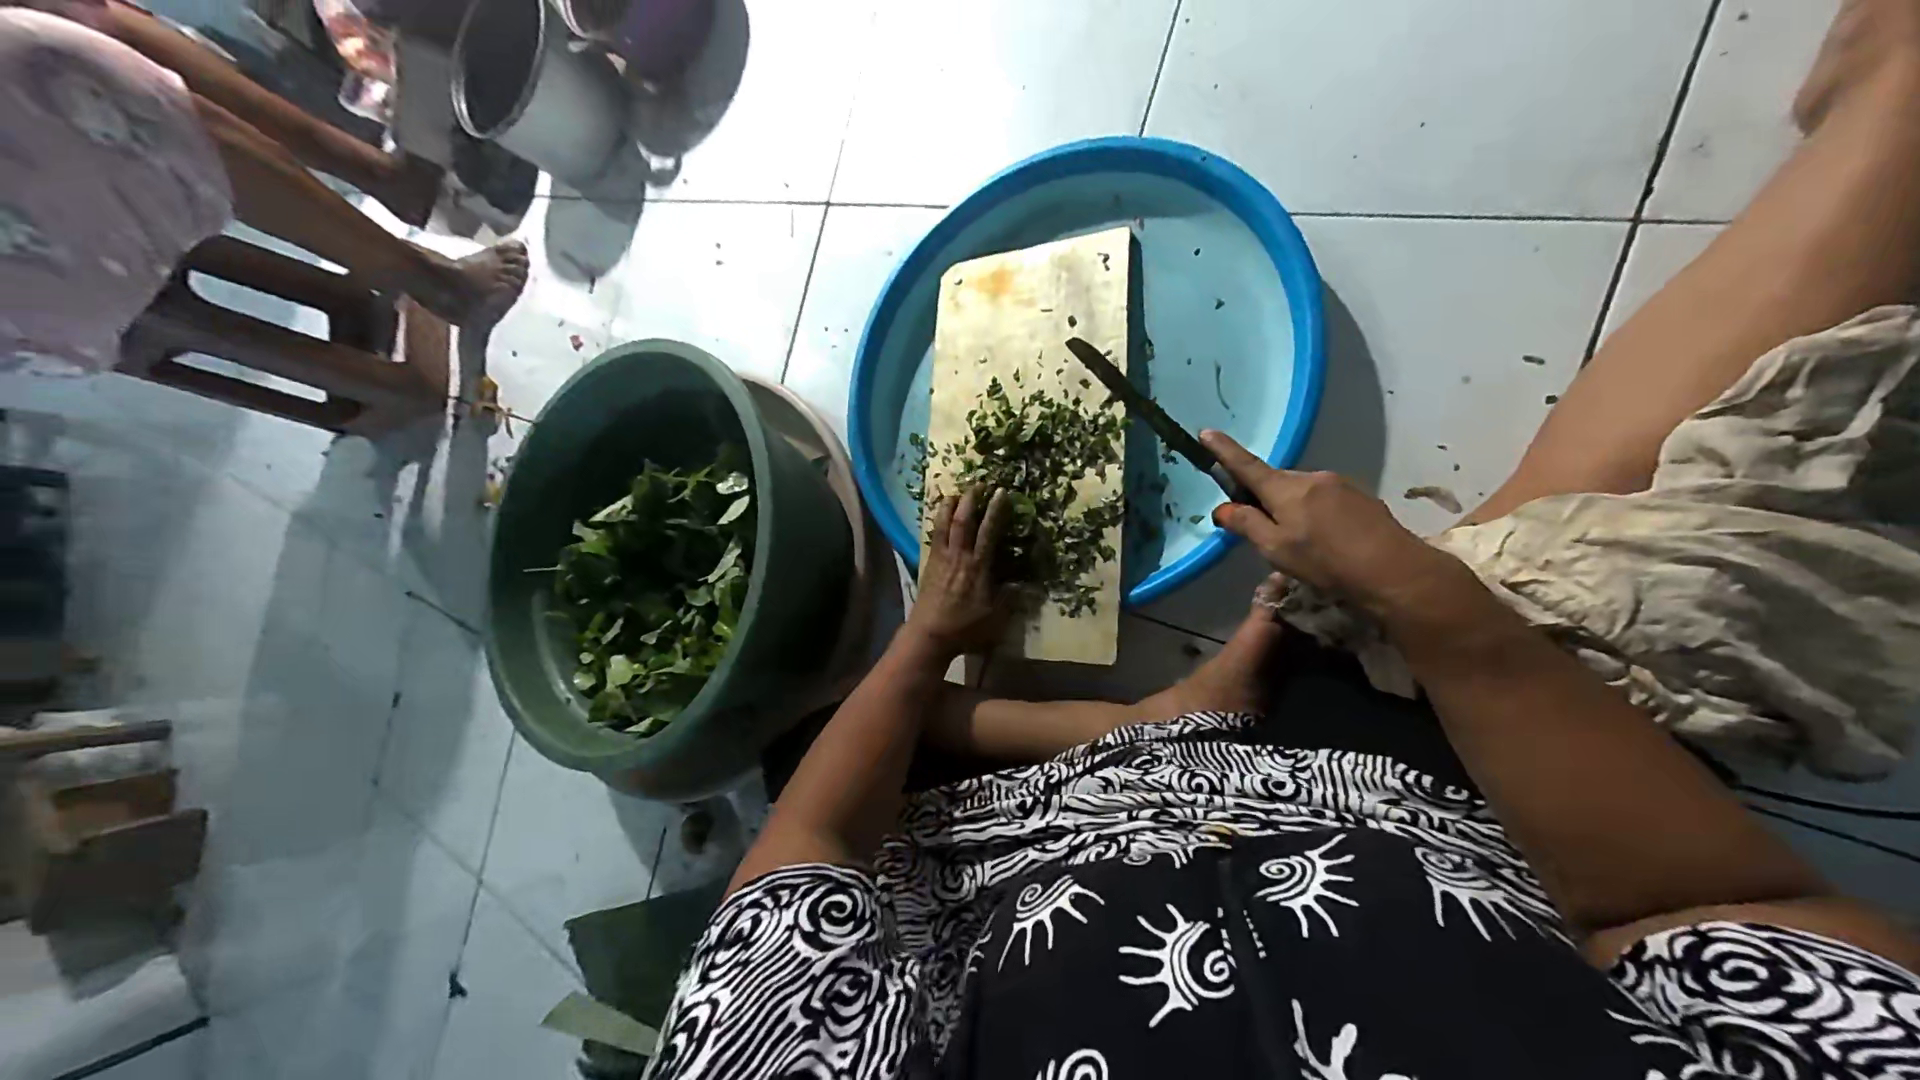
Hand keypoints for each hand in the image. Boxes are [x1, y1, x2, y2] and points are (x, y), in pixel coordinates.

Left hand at [904, 486, 1012, 658]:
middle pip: (963, 521)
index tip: (1001, 492)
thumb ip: (1011, 598)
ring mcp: (941, 559)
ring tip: (955, 492)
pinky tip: (940, 517)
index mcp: (978, 567)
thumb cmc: (965, 627)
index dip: (995, 510)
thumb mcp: (995, 617)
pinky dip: (937, 522)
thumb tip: (1028, 584)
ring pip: (944, 525)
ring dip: (949, 507)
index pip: (988, 532)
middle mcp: (959, 557)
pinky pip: (934, 536)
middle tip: (978, 484)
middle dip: (971, 500)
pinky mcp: (930, 565)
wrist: (929, 636)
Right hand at [1201, 431, 1480, 620]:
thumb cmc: (1326, 561)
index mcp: (1285, 489)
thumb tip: (1222, 508)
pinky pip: (1323, 498)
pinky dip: (1313, 512)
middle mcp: (1311, 478)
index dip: (1224, 451)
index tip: (1207, 432)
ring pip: (1300, 491)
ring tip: (1296, 541)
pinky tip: (1323, 538)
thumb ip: (1246, 525)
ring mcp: (1339, 485)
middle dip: (1262, 495)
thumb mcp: (1275, 549)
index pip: (1246, 465)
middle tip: (1257, 526)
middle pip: (1275, 481)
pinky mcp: (1360, 497)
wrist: (1395, 571)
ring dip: (1290, 507)